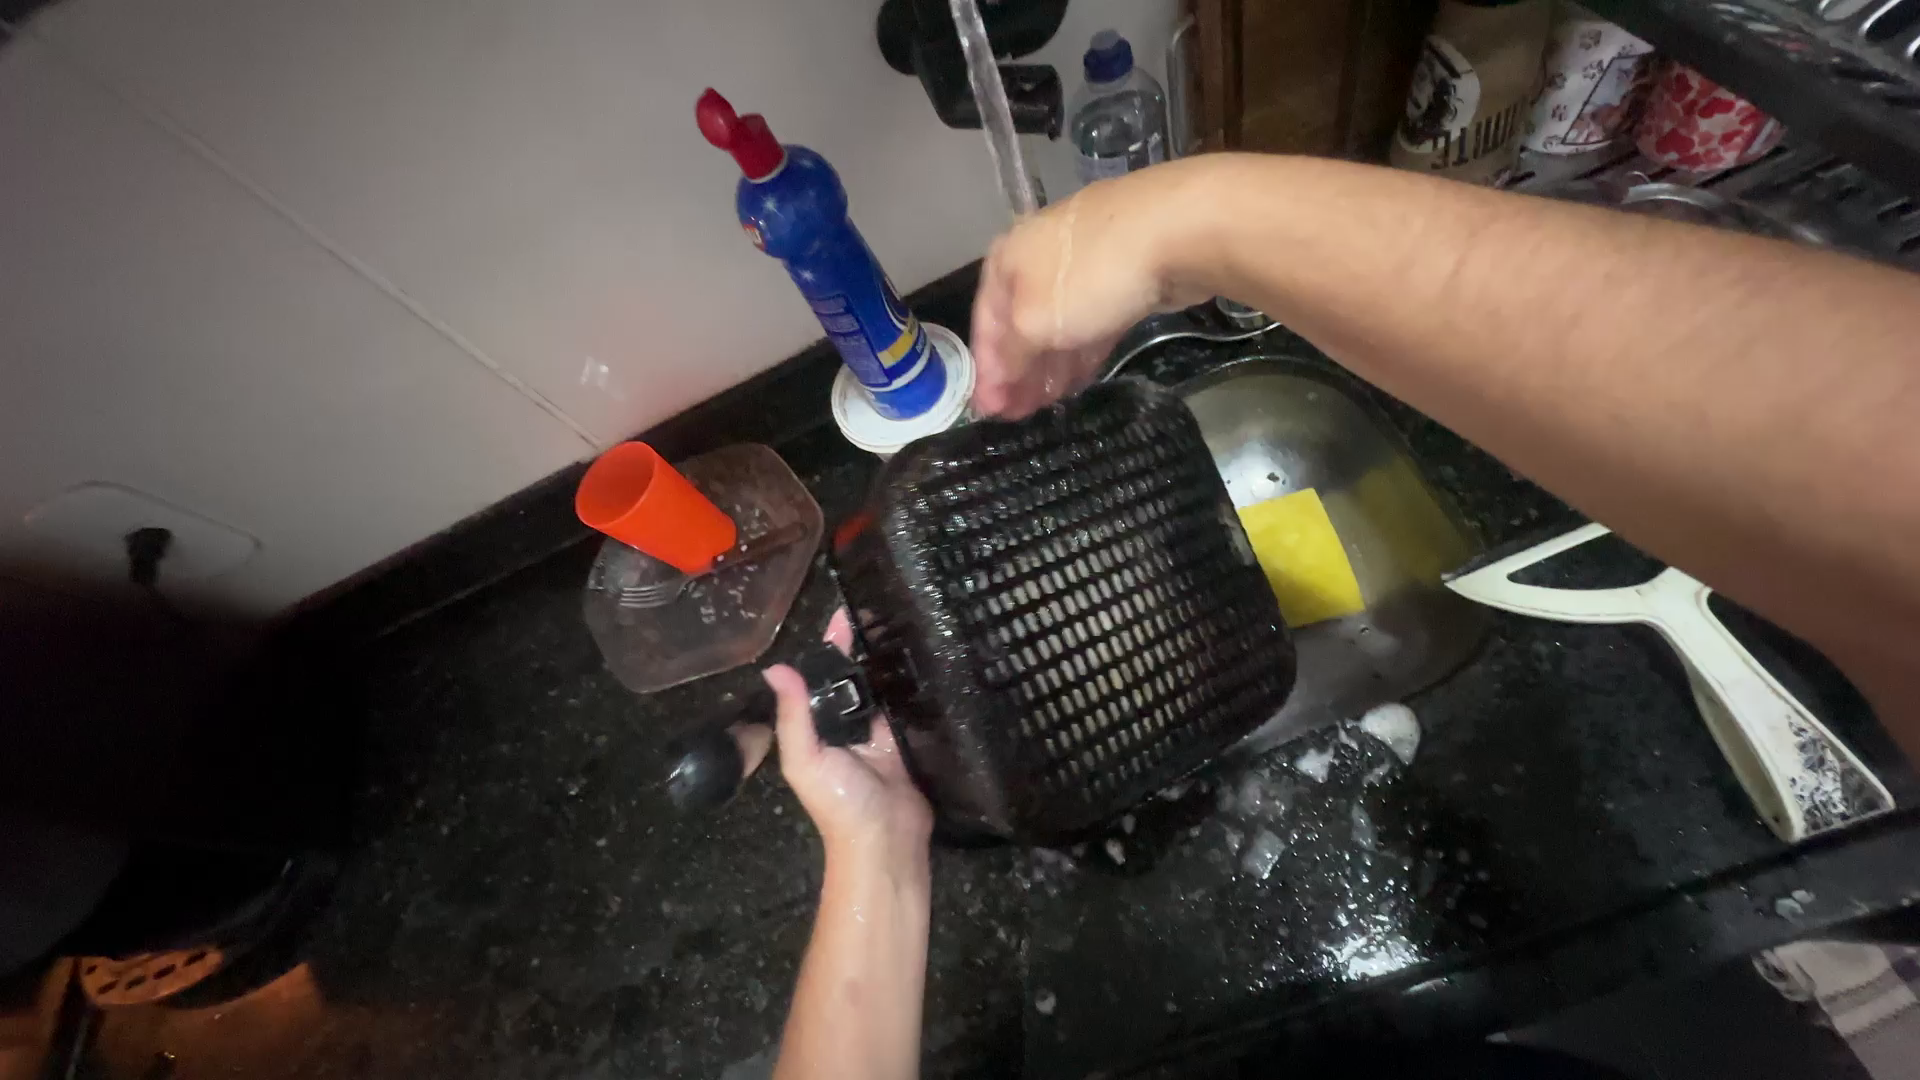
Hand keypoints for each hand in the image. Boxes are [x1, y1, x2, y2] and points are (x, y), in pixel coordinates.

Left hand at [767, 609, 931, 870]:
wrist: (886, 842)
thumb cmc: (838, 802)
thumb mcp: (805, 759)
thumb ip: (793, 715)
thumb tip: (774, 666)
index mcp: (819, 723)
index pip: (825, 673)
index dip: (833, 643)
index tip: (849, 610)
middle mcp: (849, 720)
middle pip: (857, 674)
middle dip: (867, 643)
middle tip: (888, 604)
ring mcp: (882, 727)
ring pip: (885, 683)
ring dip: (893, 657)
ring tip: (910, 618)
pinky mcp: (910, 735)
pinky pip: (911, 702)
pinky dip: (916, 681)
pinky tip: (929, 654)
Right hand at [969, 160, 1217, 417]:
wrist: (1177, 232)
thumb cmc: (1087, 279)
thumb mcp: (1033, 323)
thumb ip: (1011, 356)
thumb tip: (998, 380)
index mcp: (1006, 259)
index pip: (985, 323)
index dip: (986, 371)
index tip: (989, 411)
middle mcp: (1038, 258)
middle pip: (1021, 326)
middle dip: (1017, 373)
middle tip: (1016, 416)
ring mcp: (1083, 266)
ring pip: (1058, 327)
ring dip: (1048, 368)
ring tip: (1044, 408)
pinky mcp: (1122, 280)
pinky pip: (1091, 325)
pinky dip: (1080, 354)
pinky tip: (1076, 384)